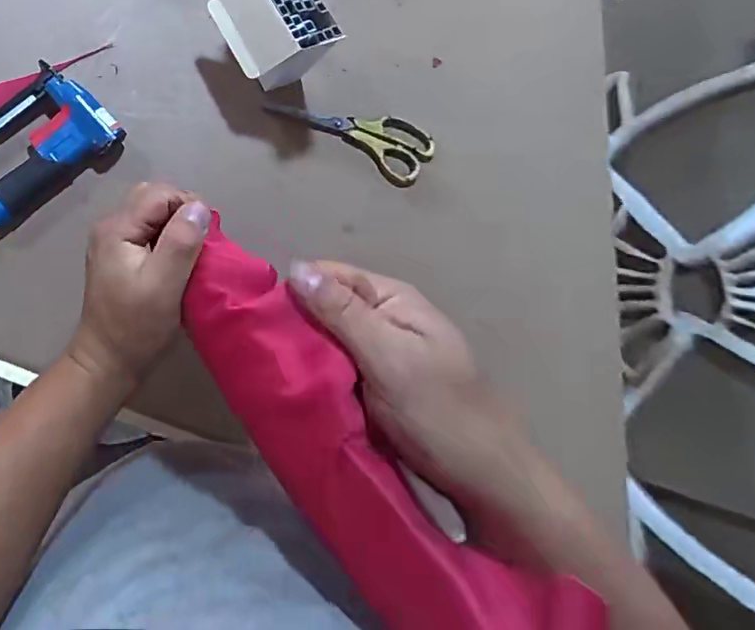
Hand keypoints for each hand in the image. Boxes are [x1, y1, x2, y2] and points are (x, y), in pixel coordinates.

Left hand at [66, 182, 210, 390]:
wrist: (106, 361)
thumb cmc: (136, 326)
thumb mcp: (164, 284)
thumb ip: (181, 241)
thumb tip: (199, 206)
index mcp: (117, 227)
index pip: (159, 194)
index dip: (188, 206)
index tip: (208, 236)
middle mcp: (110, 226)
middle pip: (152, 198)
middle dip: (182, 212)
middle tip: (202, 241)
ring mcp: (112, 240)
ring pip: (151, 213)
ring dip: (176, 225)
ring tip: (193, 251)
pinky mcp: (118, 255)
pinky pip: (147, 230)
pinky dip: (167, 237)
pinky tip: (178, 259)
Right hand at [290, 261, 544, 516]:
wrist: (490, 487)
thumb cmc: (441, 415)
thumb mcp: (389, 357)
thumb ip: (342, 313)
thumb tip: (295, 267)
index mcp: (392, 299)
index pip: (328, 276)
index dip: (296, 291)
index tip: (263, 316)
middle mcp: (384, 318)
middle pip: (324, 307)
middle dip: (298, 326)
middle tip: (266, 350)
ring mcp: (379, 354)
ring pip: (326, 342)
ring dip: (305, 354)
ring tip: (274, 369)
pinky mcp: (373, 386)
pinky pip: (334, 370)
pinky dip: (317, 377)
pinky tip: (297, 387)